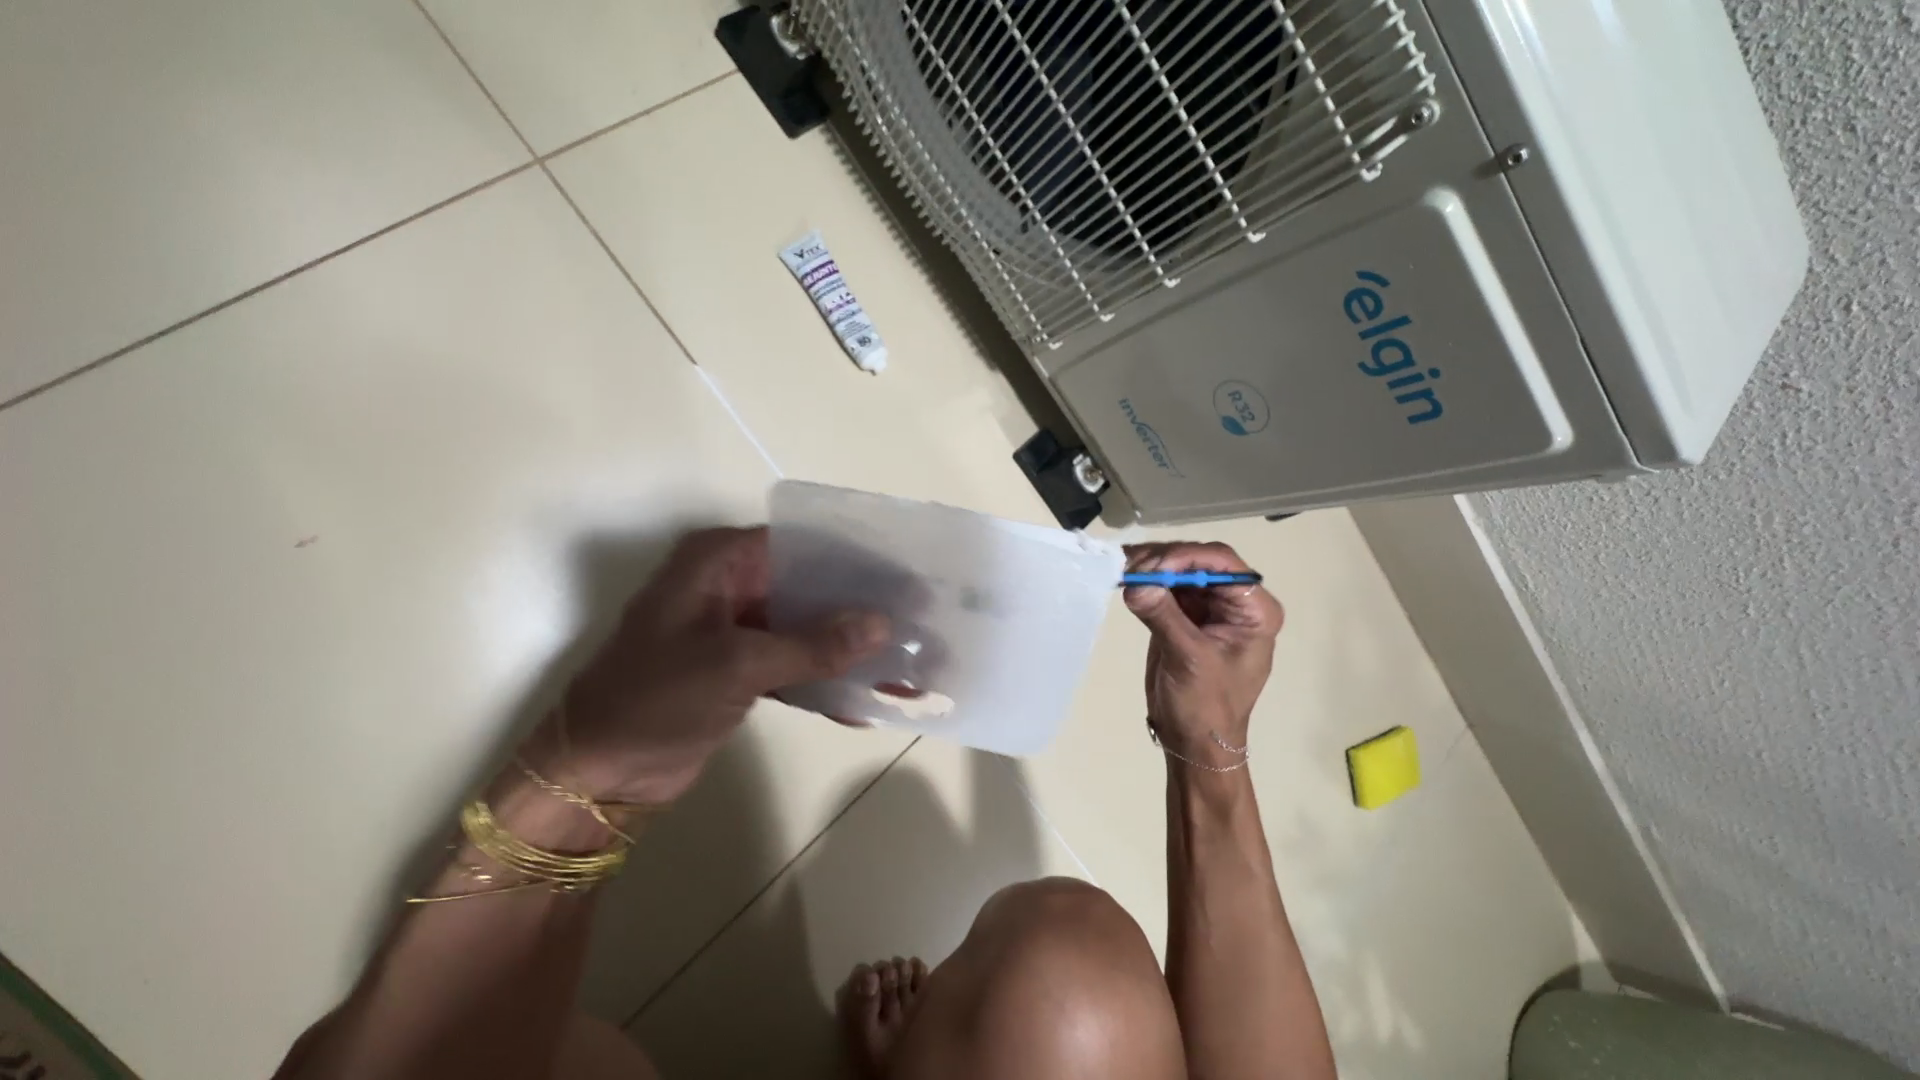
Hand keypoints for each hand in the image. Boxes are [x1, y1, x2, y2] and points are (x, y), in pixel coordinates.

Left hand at [537, 526, 889, 804]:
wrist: (598, 774)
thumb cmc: (656, 699)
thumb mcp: (737, 665)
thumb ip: (812, 644)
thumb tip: (882, 625)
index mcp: (717, 562)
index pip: (800, 544)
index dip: (854, 560)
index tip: (906, 576)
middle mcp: (727, 586)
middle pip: (808, 587)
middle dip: (860, 610)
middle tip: (920, 622)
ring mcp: (733, 632)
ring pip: (805, 630)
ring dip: (848, 651)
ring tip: (907, 666)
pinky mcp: (737, 673)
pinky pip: (793, 667)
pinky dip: (824, 683)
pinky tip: (867, 704)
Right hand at [1122, 541, 1283, 766]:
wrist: (1194, 743)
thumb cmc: (1206, 706)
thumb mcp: (1189, 660)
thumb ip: (1164, 616)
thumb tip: (1134, 583)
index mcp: (1254, 610)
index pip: (1223, 563)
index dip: (1187, 557)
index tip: (1151, 567)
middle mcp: (1235, 602)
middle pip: (1199, 561)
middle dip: (1164, 559)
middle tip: (1128, 567)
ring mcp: (1208, 608)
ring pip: (1179, 570)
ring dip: (1150, 566)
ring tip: (1120, 569)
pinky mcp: (1184, 616)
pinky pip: (1164, 588)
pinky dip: (1144, 581)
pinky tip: (1123, 578)